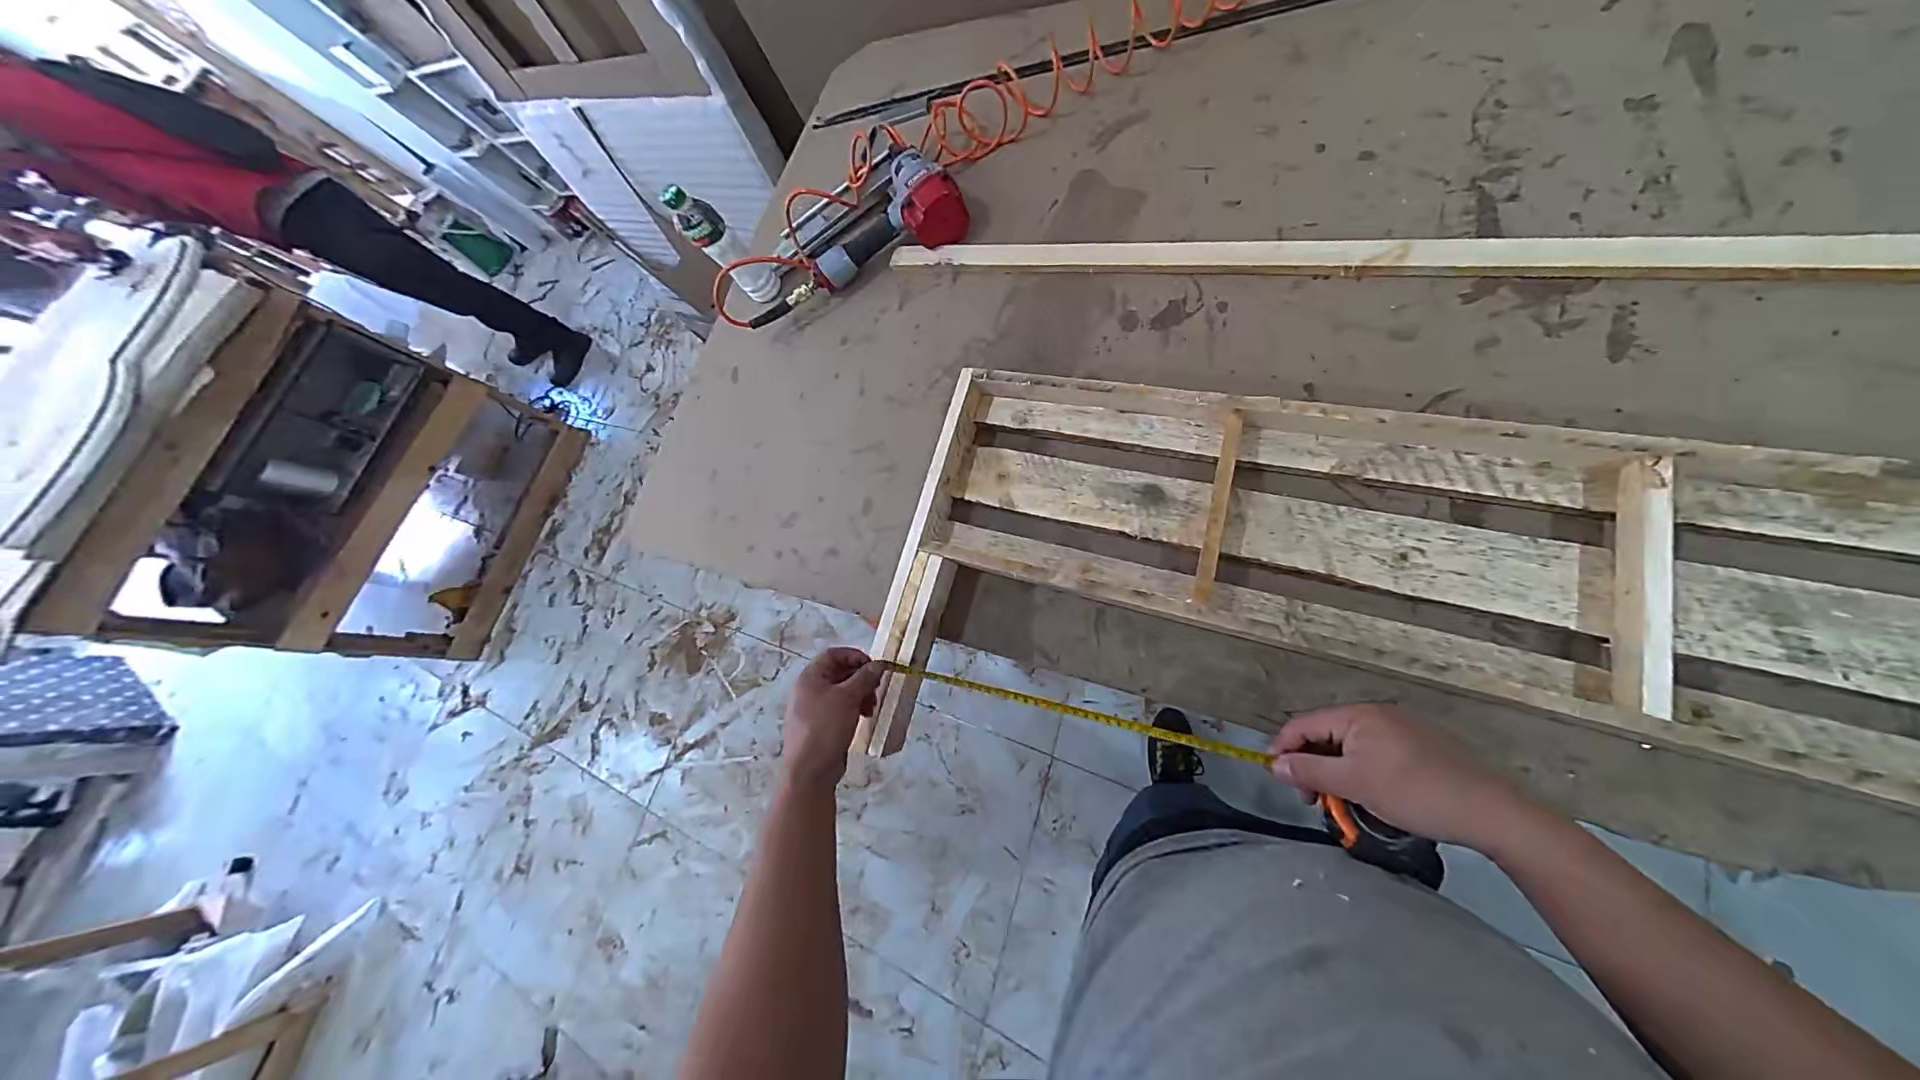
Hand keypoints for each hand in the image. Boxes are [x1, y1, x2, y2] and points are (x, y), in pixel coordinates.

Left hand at [782, 647, 885, 793]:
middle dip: (861, 678)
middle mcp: (810, 689)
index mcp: (810, 677)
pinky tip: (864, 717)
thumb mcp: (848, 697)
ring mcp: (815, 708)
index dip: (855, 656)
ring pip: (843, 691)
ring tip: (871, 708)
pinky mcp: (822, 725)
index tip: (874, 667)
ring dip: (861, 694)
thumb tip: (879, 664)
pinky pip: (841, 708)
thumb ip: (864, 678)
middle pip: (839, 672)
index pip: (833, 654)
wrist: (810, 771)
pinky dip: (855, 708)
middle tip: (876, 689)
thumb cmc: (825, 727)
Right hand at [1268, 703, 1536, 850]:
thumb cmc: (1414, 793)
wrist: (1491, 812)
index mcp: (1359, 715)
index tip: (1279, 780)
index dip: (1284, 749)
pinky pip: (1375, 753)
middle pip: (1327, 734)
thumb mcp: (1353, 784)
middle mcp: (1378, 714)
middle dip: (1312, 764)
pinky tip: (1371, 794)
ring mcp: (1403, 728)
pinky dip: (1362, 771)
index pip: (1304, 725)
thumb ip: (1308, 771)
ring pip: (1351, 746)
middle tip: (1313, 799)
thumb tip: (1275, 765)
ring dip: (1337, 771)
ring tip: (1342, 800)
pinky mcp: (1422, 746)